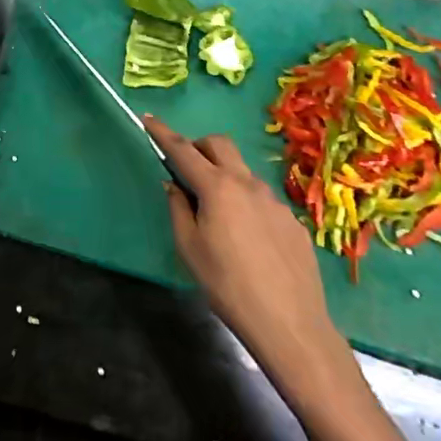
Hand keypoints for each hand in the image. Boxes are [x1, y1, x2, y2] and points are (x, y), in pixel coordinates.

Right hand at [146, 115, 346, 395]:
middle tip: (186, 169)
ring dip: (224, 177)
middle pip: (220, 144)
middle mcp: (247, 183)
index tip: (148, 119)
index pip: (183, 150)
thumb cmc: (227, 285)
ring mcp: (274, 200)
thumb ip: (178, 209)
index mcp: (217, 187)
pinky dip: (246, 203)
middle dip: (198, 146)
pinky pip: (262, 199)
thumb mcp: (189, 249)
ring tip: (217, 215)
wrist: (289, 321)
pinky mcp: (292, 220)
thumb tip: (175, 185)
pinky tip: (248, 240)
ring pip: (243, 172)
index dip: (162, 133)